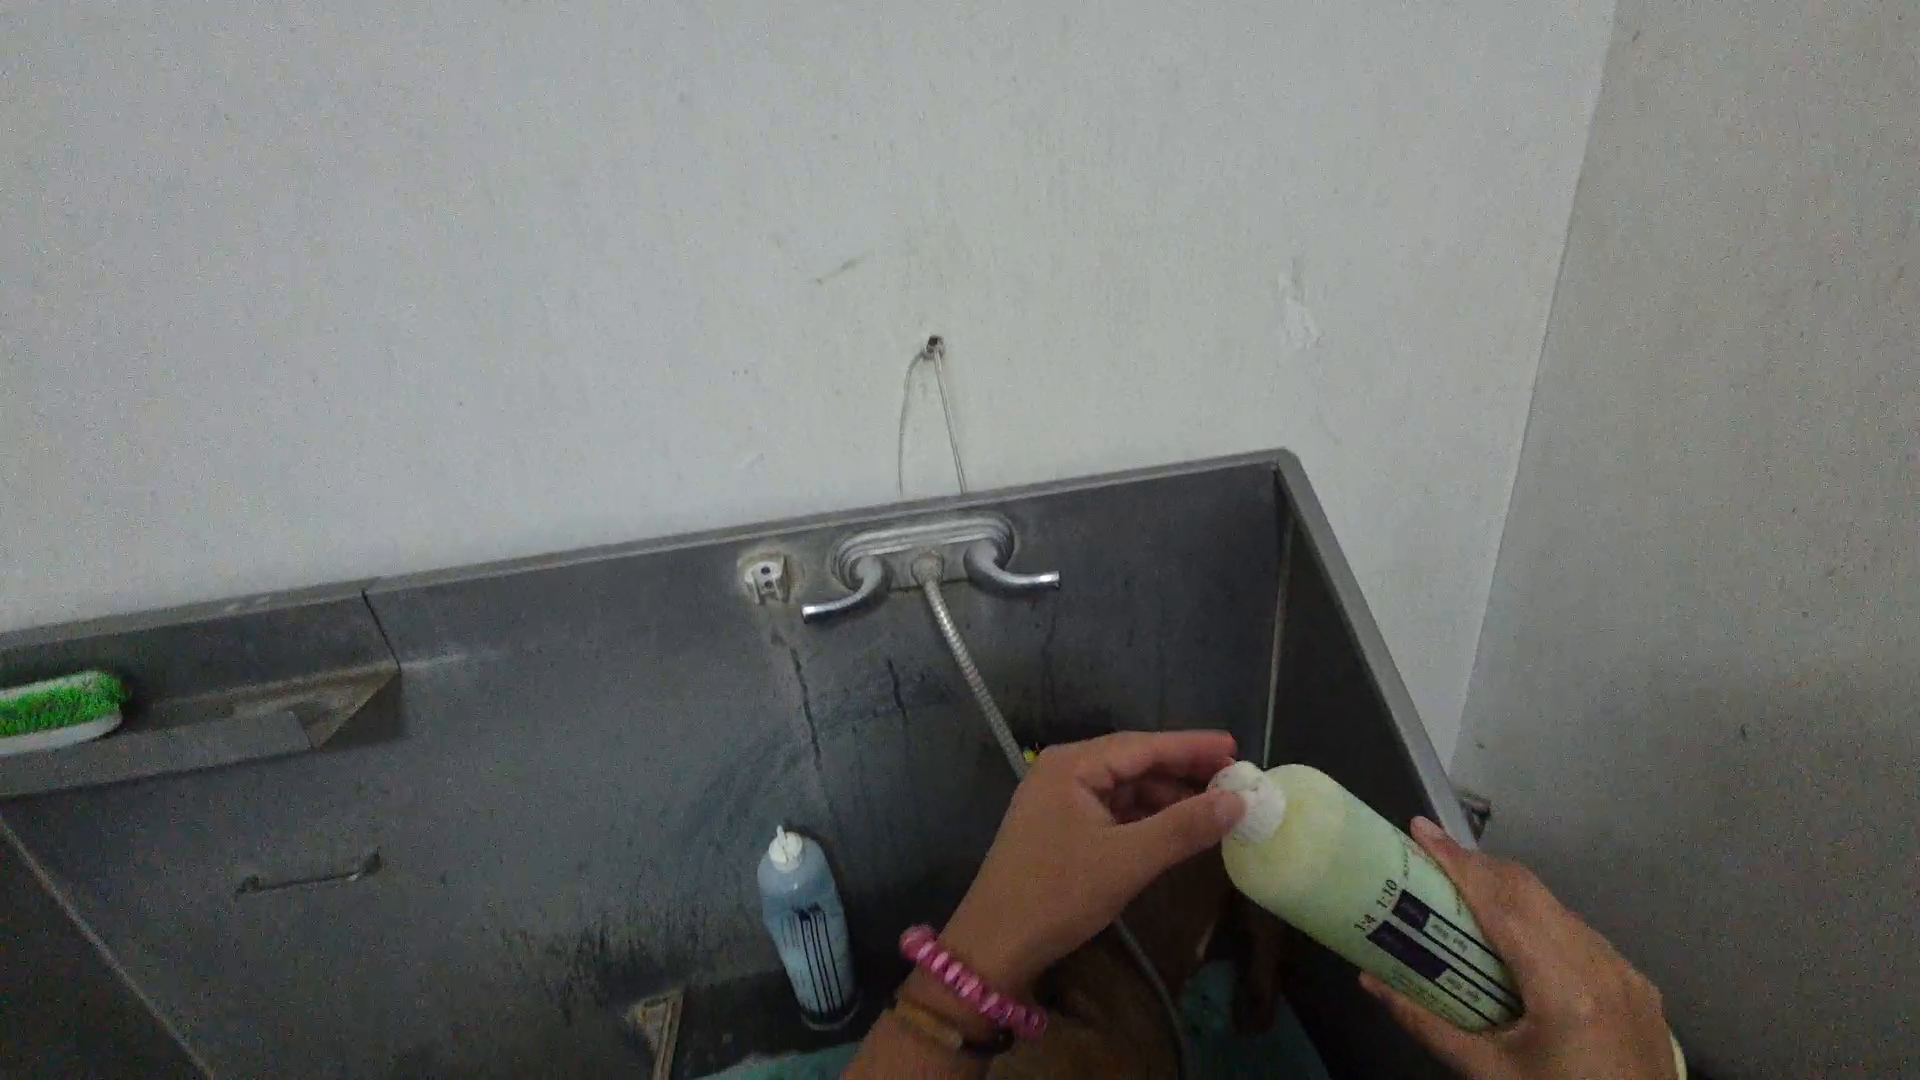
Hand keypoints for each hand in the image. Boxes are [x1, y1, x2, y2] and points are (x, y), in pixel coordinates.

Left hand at [936, 731, 1246, 997]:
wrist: (995, 943)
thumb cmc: (1058, 893)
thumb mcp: (1127, 861)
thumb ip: (1182, 827)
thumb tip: (1238, 801)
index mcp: (1072, 764)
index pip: (1142, 745)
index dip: (1191, 746)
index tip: (1236, 746)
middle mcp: (1064, 770)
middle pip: (1134, 761)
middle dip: (1183, 770)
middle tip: (1235, 778)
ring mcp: (1061, 797)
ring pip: (1125, 787)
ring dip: (1168, 795)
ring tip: (1217, 805)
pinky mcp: (1062, 824)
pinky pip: (1113, 809)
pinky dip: (1146, 816)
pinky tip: (1178, 826)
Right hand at [1363, 818, 1677, 1079]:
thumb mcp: (1488, 1073)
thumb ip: (1426, 1022)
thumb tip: (1369, 980)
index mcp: (1564, 989)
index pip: (1501, 903)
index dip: (1457, 861)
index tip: (1420, 829)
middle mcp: (1602, 968)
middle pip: (1529, 890)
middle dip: (1477, 864)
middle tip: (1431, 856)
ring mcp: (1627, 976)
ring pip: (1556, 906)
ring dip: (1507, 889)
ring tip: (1465, 891)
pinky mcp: (1639, 987)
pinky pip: (1580, 932)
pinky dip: (1539, 917)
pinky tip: (1516, 937)